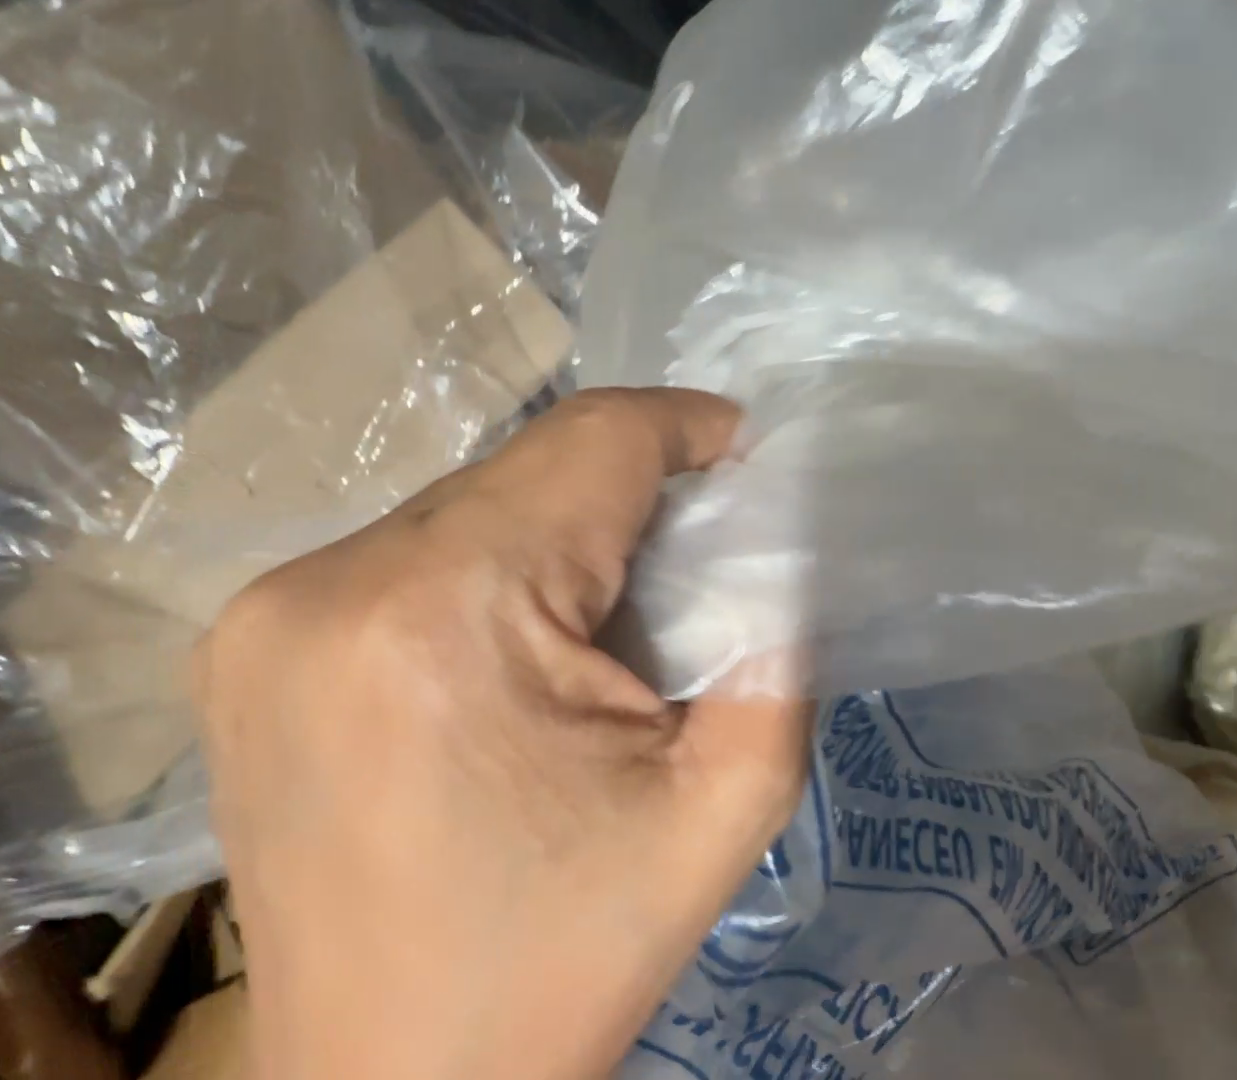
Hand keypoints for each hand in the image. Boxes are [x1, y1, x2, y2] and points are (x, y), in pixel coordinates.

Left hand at [192, 389, 810, 1079]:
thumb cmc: (577, 946)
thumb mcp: (730, 800)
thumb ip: (780, 647)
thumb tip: (781, 542)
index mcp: (447, 613)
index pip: (590, 443)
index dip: (689, 427)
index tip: (753, 456)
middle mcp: (327, 586)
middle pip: (528, 470)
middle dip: (636, 495)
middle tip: (707, 561)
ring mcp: (265, 619)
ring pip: (471, 507)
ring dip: (569, 535)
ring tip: (630, 615)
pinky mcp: (243, 654)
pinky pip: (413, 557)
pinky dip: (502, 571)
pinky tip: (540, 647)